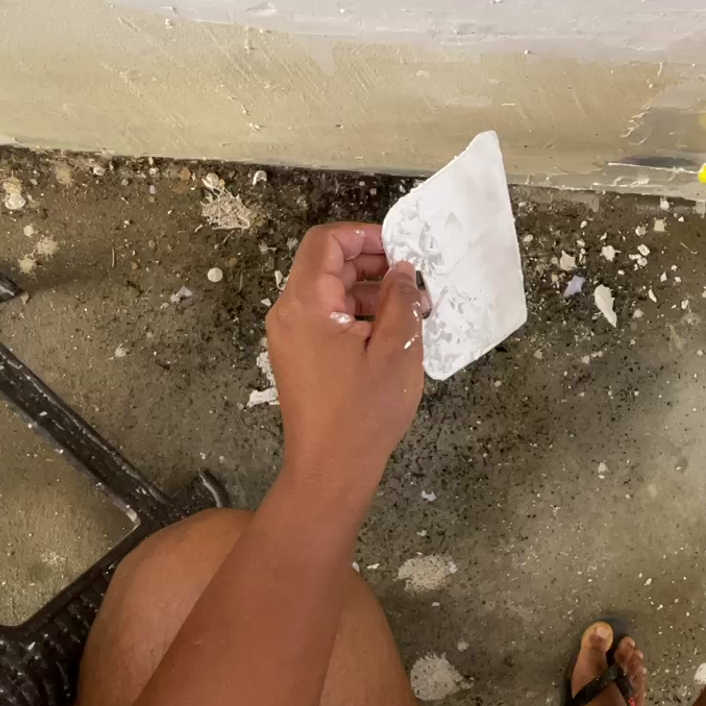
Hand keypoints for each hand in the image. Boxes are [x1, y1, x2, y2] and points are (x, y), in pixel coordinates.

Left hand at [267, 223, 430, 481]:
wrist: (331, 470)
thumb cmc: (364, 411)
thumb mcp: (396, 348)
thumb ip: (400, 299)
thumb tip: (401, 270)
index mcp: (305, 304)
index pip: (325, 242)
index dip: (364, 235)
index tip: (401, 248)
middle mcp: (289, 314)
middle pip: (327, 266)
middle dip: (374, 266)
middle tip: (415, 281)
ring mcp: (292, 337)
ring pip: (331, 293)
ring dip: (372, 293)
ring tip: (414, 312)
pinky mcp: (301, 357)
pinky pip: (330, 319)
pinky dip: (360, 316)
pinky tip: (394, 334)